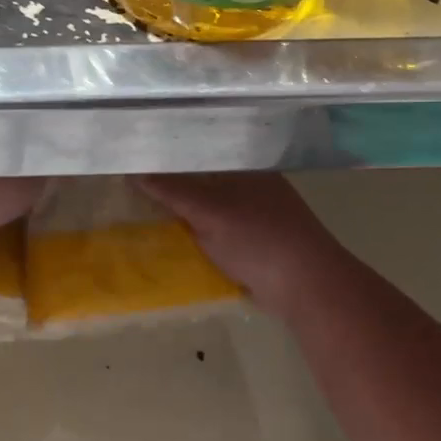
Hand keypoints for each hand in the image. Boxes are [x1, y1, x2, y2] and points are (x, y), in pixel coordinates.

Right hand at [135, 172, 351, 309]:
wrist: (306, 287)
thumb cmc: (258, 238)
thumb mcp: (208, 210)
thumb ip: (171, 190)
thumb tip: (133, 172)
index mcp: (247, 167)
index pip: (201, 152)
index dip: (169, 156)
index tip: (136, 160)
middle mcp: (255, 185)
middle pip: (204, 180)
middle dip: (173, 186)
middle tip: (134, 187)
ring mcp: (259, 215)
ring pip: (211, 208)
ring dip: (185, 214)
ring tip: (147, 214)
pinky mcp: (259, 243)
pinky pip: (220, 233)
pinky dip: (200, 236)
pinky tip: (177, 241)